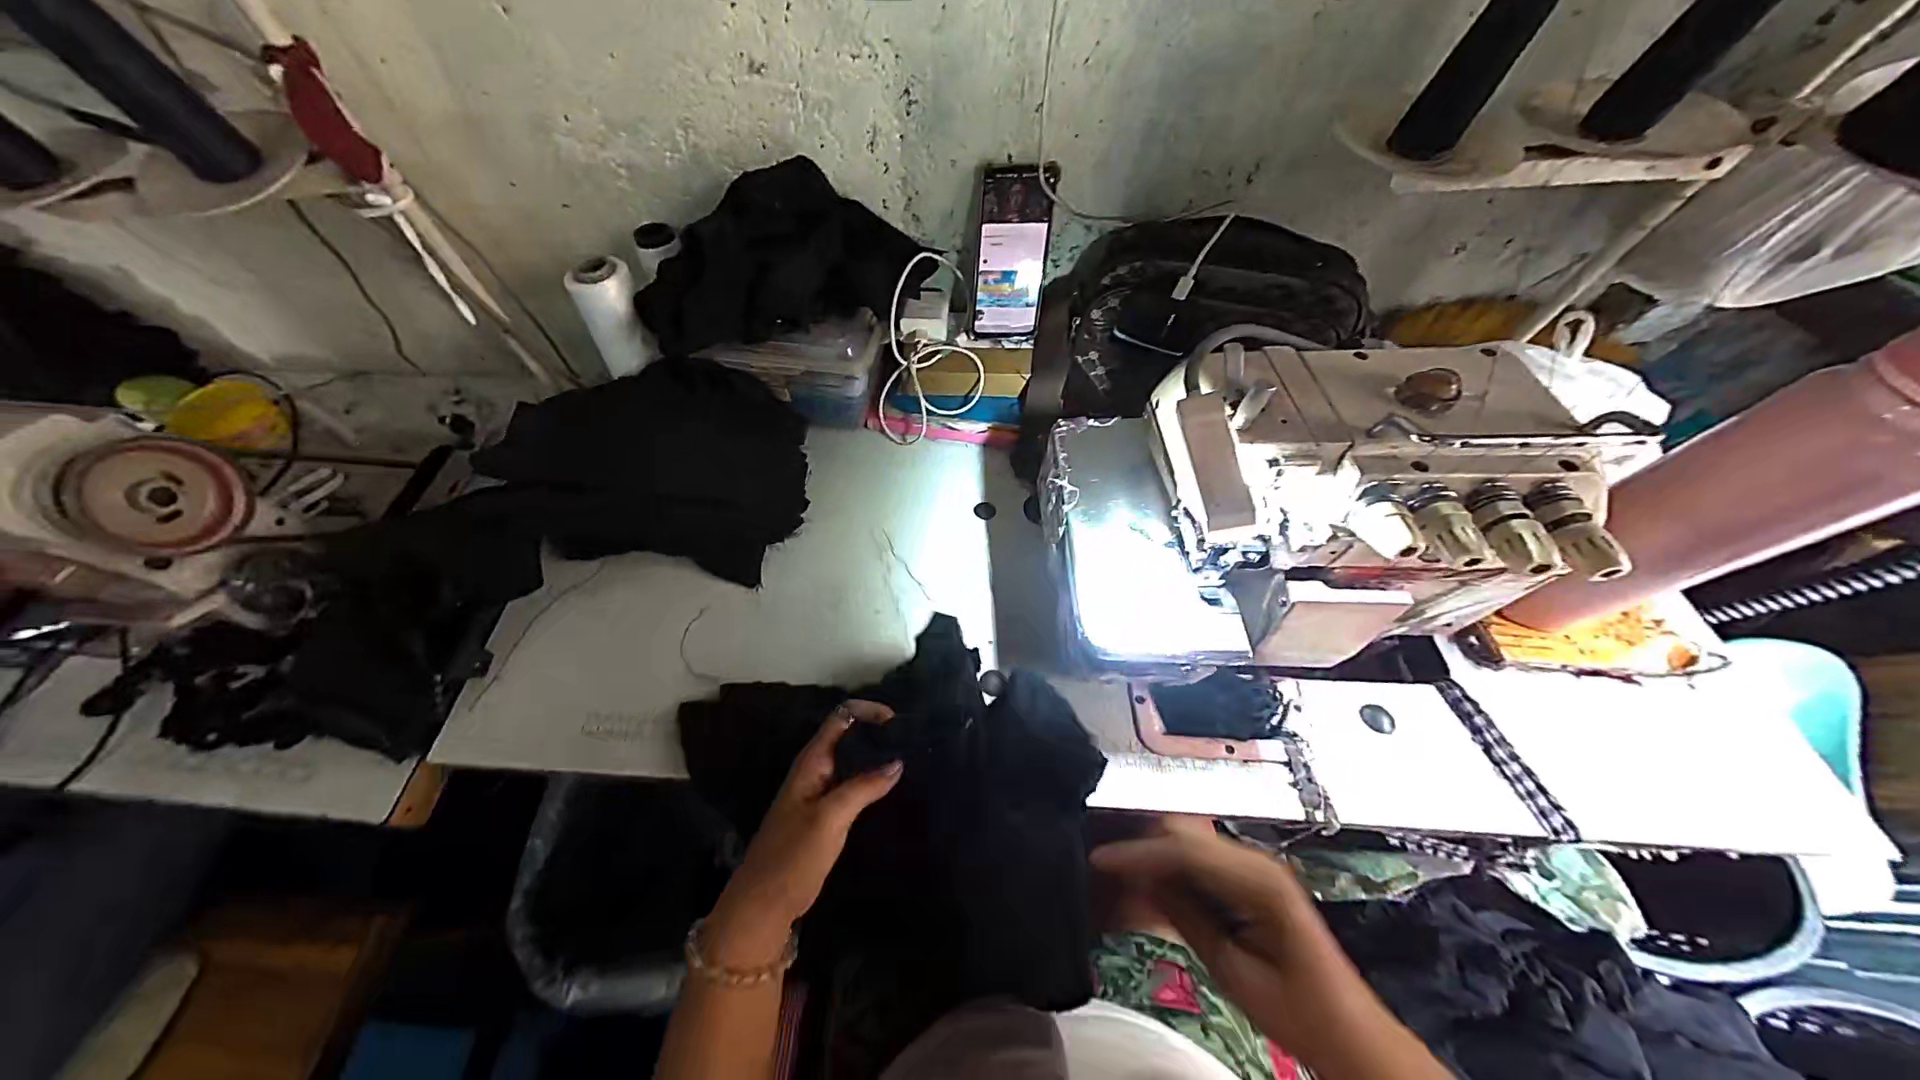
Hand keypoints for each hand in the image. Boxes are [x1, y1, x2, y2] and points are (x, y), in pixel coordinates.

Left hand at [703, 701, 902, 967]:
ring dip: (877, 755)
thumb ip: (863, 786)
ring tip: (909, 758)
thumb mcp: (830, 818)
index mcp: (811, 762)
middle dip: (877, 731)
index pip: (841, 718)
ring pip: (852, 760)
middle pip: (848, 735)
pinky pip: (852, 783)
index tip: (898, 722)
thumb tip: (897, 761)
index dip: (868, 711)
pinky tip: (891, 788)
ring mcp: (819, 792)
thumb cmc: (793, 857)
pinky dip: (872, 779)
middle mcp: (815, 770)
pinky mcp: (825, 813)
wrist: (763, 904)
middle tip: (911, 740)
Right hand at [1092, 822, 1446, 1077]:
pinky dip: (1170, 867)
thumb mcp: (1235, 973)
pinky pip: (1200, 860)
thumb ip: (1188, 918)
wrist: (1353, 1035)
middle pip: (1185, 833)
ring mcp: (1255, 867)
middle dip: (1141, 844)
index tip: (1097, 860)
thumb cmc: (1302, 1014)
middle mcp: (1258, 861)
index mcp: (1261, 880)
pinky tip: (1146, 883)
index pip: (1184, 849)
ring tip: (1115, 872)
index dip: (1136, 852)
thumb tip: (1140, 879)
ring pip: (1189, 841)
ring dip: (1152, 854)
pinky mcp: (1250, 880)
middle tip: (1101, 864)